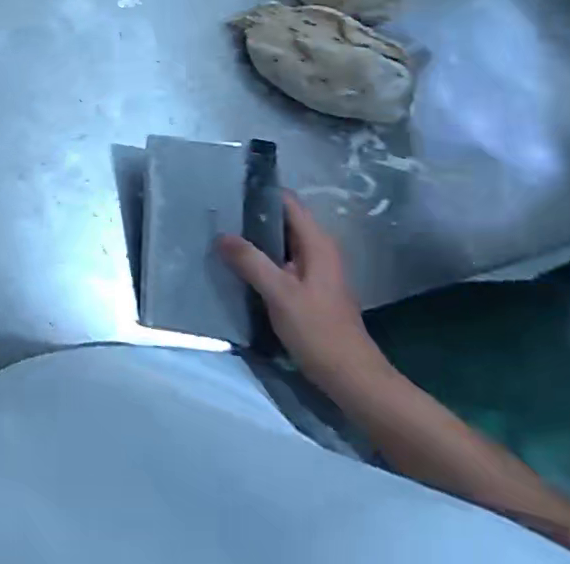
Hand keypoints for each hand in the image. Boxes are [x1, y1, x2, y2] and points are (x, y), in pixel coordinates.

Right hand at [218, 194, 393, 388]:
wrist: (351, 377)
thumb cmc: (318, 331)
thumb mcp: (279, 294)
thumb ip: (251, 262)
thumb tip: (222, 235)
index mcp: (317, 242)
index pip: (287, 202)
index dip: (261, 193)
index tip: (229, 192)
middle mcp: (319, 249)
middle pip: (283, 220)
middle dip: (253, 217)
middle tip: (219, 217)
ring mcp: (316, 269)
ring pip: (282, 243)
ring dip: (256, 240)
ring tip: (223, 238)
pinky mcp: (310, 288)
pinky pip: (283, 262)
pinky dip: (264, 260)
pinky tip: (241, 267)